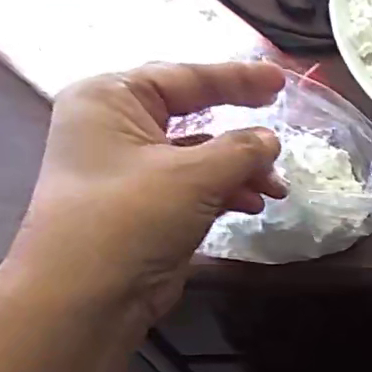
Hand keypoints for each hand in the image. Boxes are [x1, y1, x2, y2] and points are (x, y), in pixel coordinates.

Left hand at [0, 61, 288, 336]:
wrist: (90, 294)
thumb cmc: (131, 216)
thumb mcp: (192, 175)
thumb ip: (239, 150)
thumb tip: (271, 138)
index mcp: (110, 100)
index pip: (182, 77)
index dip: (235, 78)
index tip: (279, 81)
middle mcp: (116, 130)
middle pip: (192, 118)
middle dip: (241, 136)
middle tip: (281, 139)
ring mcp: (131, 173)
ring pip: (199, 159)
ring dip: (240, 172)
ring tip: (276, 189)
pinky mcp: (147, 210)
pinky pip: (196, 190)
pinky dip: (226, 194)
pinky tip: (254, 205)